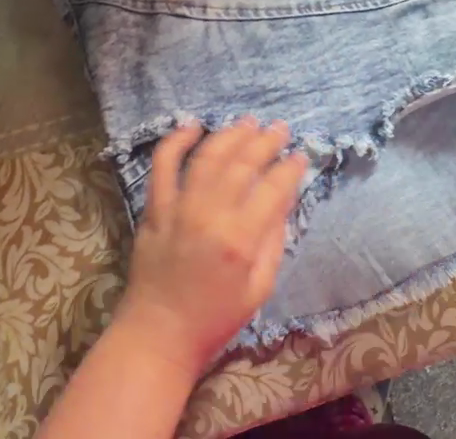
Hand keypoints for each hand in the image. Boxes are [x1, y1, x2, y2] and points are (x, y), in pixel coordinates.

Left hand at [111, 118, 307, 376]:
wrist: (158, 334)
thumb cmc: (215, 318)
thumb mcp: (259, 288)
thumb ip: (274, 240)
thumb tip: (284, 198)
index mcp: (240, 240)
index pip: (273, 188)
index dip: (290, 168)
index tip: (301, 156)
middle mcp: (210, 216)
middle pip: (243, 164)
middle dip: (266, 142)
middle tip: (280, 128)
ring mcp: (178, 208)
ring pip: (207, 156)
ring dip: (230, 134)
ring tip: (248, 122)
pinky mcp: (154, 208)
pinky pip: (163, 165)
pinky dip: (176, 141)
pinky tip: (192, 126)